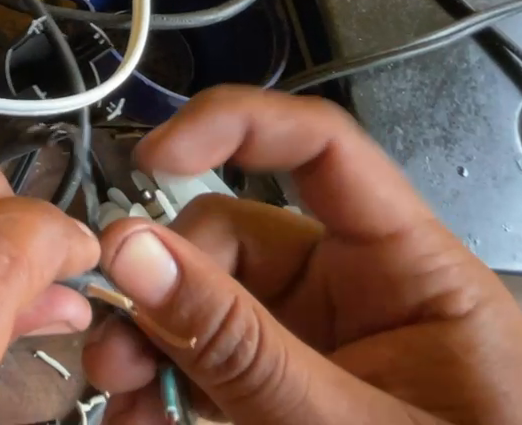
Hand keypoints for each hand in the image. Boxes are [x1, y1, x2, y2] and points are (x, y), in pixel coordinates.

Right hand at [83, 86, 521, 423]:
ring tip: (115, 391)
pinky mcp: (286, 393)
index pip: (320, 149)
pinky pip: (207, 361)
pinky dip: (166, 383)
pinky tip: (139, 417)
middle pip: (233, 238)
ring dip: (148, 338)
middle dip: (161, 280)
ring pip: (204, 300)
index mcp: (411, 270)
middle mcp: (354, 289)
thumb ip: (241, 347)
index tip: (150, 158)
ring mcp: (316, 343)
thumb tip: (128, 247)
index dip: (234, 127)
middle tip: (111, 337)